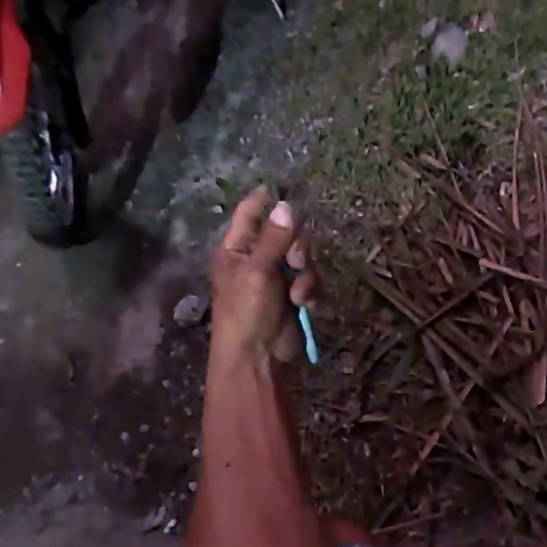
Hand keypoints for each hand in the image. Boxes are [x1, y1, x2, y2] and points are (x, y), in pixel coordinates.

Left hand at [210, 188, 319, 368]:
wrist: (257, 358)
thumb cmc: (245, 313)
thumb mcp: (257, 272)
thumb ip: (275, 239)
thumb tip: (287, 205)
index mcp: (236, 250)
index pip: (249, 214)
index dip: (264, 200)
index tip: (282, 188)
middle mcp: (256, 260)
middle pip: (286, 235)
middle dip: (296, 249)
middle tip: (296, 262)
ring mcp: (276, 280)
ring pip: (303, 260)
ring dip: (305, 276)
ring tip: (298, 295)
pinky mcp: (294, 298)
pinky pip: (310, 282)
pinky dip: (310, 292)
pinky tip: (305, 305)